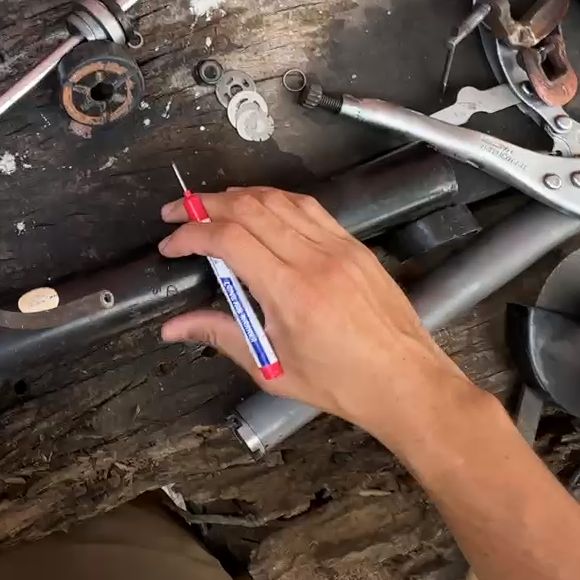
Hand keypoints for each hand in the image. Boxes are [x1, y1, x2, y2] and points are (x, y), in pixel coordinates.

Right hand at [156, 187, 478, 442]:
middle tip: (177, 213)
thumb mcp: (270, 367)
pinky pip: (306, 206)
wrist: (408, 384)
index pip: (228, 240)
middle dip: (203, 205)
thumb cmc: (341, 384)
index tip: (170, 245)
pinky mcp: (353, 245)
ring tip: (208, 206)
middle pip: (247, 208)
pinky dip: (272, 199)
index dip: (190, 234)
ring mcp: (338, 247)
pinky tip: (255, 206)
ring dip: (235, 196)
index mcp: (291, 293)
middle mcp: (314, 260)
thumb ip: (219, 335)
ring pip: (276, 199)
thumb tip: (173, 327)